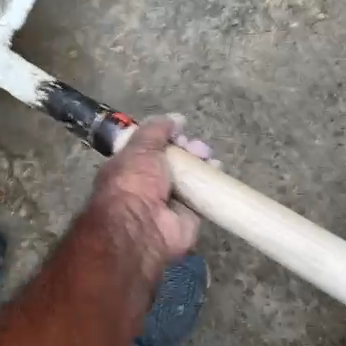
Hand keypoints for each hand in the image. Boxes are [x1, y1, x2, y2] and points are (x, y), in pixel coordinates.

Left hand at [86, 115, 208, 273]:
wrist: (140, 225)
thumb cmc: (133, 181)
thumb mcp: (140, 147)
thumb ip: (156, 130)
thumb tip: (175, 119)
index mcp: (129, 167)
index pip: (150, 148)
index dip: (166, 138)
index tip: (178, 132)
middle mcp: (147, 184)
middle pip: (173, 162)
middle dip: (187, 150)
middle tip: (196, 147)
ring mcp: (168, 201)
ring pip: (189, 177)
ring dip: (200, 163)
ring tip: (206, 156)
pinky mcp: (187, 217)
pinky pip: (202, 197)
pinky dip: (211, 183)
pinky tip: (216, 169)